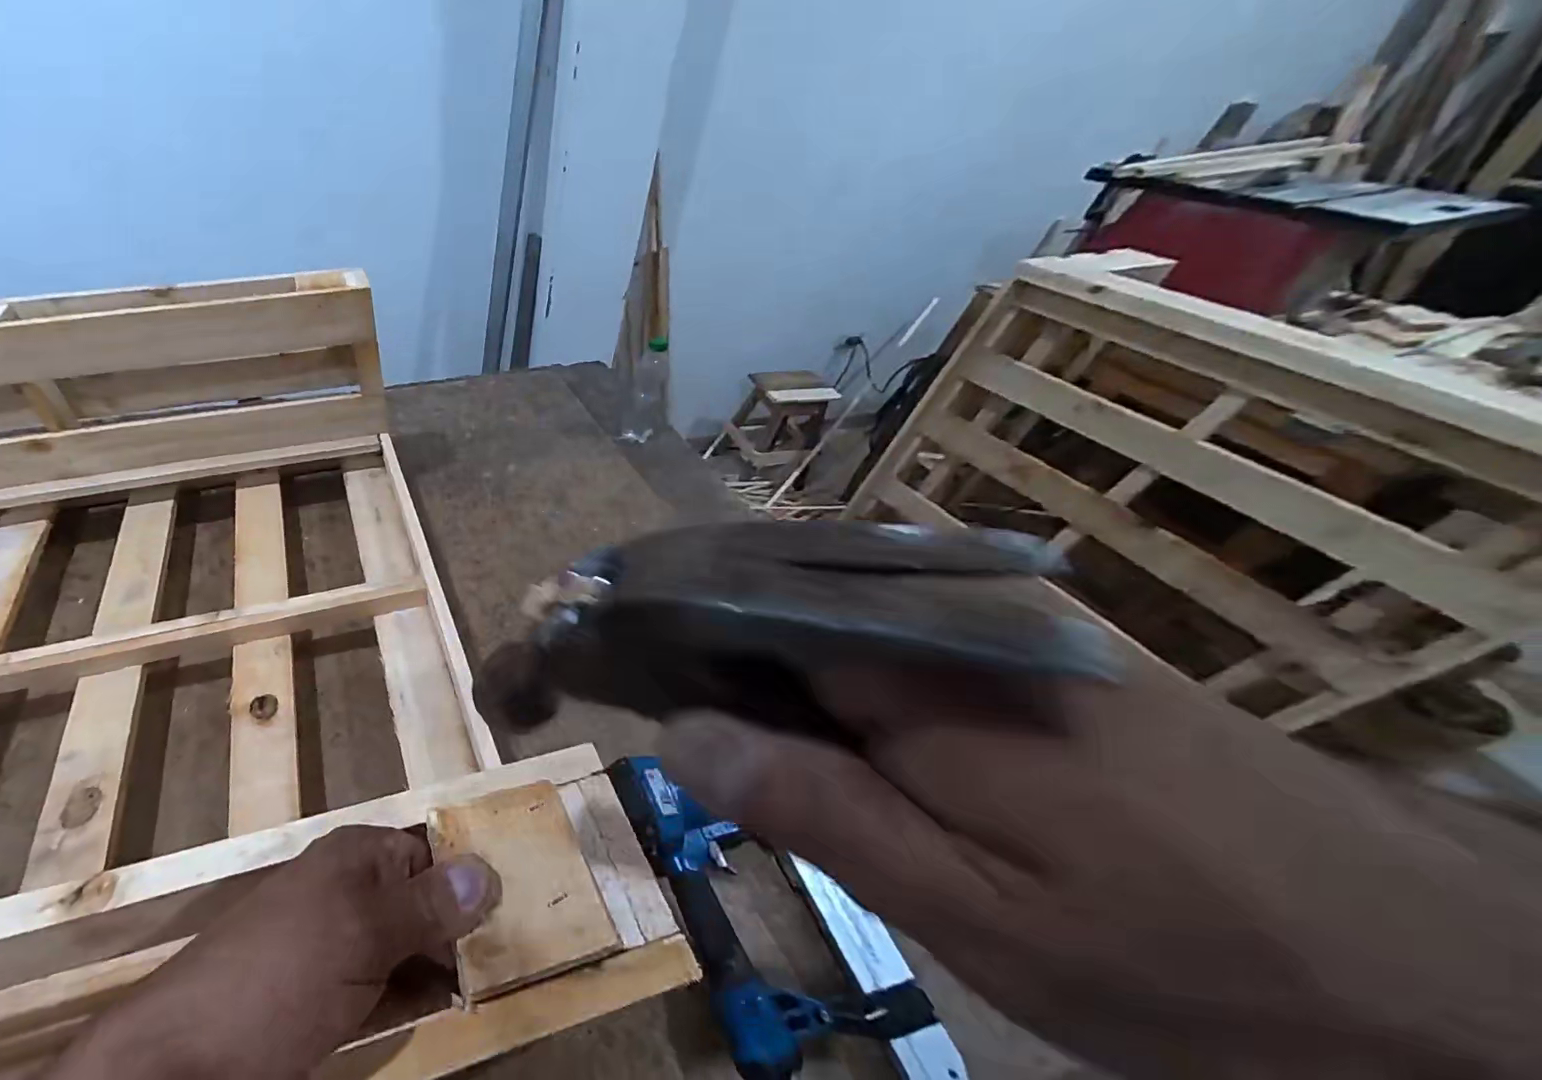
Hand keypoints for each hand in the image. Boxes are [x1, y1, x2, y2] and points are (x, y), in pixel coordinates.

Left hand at [46, 825, 499, 1079]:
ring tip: (499, 980)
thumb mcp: (360, 933)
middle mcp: (355, 891)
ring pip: (415, 944)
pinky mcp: (334, 994)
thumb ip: (427, 905)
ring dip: (451, 963)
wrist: (174, 1066)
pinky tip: (453, 1004)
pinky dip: (423, 992)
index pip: (435, 852)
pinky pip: (394, 982)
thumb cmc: (276, 978)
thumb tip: (488, 872)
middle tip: (518, 953)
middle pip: (429, 898)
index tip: (521, 909)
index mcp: (360, 856)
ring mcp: (343, 945)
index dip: (474, 878)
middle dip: (469, 926)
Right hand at [660, 662, 1541, 1078]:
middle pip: (767, 586)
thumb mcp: (965, 905)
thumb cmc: (1171, 947)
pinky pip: (861, 622)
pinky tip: (764, 685)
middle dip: (674, 615)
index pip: (740, 606)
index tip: (577, 638)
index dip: (652, 619)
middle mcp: (937, 603)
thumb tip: (680, 732)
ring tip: (654, 666)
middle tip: (596, 657)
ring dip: (726, 629)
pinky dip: (792, 647)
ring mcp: (976, 611)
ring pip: (810, 599)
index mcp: (914, 657)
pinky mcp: (1002, 636)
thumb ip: (813, 803)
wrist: (1413, 953)